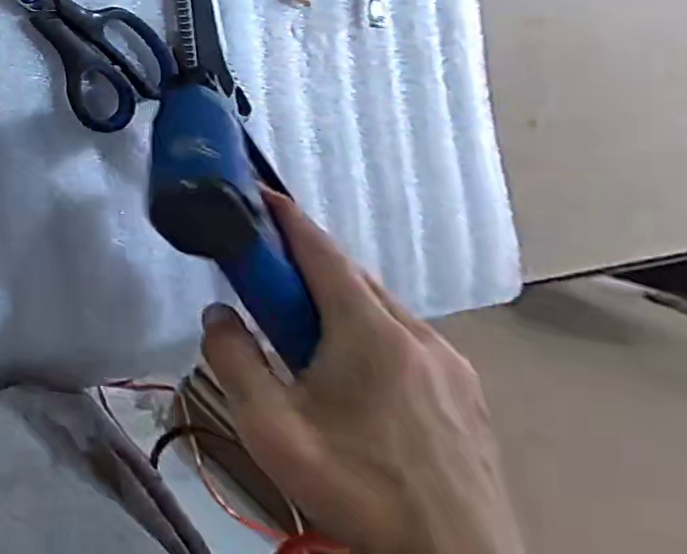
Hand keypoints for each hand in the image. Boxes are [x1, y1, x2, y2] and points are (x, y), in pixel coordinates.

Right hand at [201, 190, 523, 553]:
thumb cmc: (358, 492)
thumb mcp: (272, 432)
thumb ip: (233, 362)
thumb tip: (219, 315)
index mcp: (369, 332)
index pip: (320, 248)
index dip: (285, 215)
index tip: (257, 194)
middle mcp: (416, 333)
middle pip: (350, 274)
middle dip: (304, 263)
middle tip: (265, 279)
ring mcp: (449, 362)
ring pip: (382, 306)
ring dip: (337, 300)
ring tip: (304, 335)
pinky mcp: (467, 392)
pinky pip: (407, 337)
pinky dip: (370, 330)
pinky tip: (355, 374)